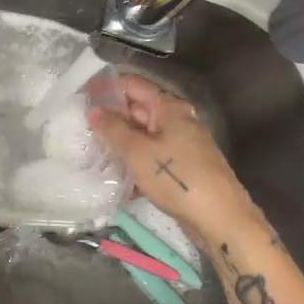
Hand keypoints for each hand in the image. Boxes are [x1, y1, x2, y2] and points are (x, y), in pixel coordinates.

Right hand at [89, 74, 253, 238]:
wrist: (221, 218)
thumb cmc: (178, 178)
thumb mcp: (138, 152)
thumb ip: (113, 129)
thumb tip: (94, 111)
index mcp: (169, 107)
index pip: (133, 85)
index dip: (107, 87)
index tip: (83, 97)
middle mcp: (177, 120)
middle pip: (138, 109)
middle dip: (111, 117)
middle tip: (82, 127)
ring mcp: (182, 144)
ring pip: (144, 135)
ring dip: (121, 142)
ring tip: (92, 151)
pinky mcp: (183, 167)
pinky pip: (153, 156)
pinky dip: (135, 162)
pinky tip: (116, 177)